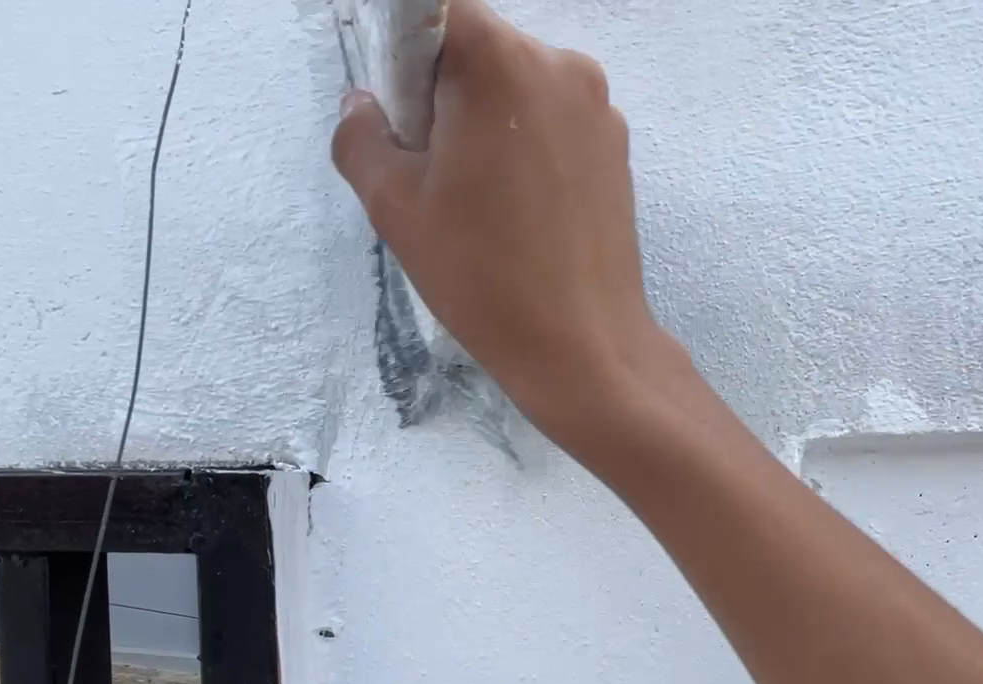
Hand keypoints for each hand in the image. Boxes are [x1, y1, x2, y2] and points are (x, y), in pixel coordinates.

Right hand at [332, 0, 686, 450]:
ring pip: (522, 95)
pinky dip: (533, 155)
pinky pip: (558, 131)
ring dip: (493, 130)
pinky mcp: (620, 155)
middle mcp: (562, 66)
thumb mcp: (394, 207)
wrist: (586, 350)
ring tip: (491, 210)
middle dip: (450, 99)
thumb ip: (361, 135)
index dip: (409, 60)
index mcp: (499, 60)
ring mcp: (601, 112)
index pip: (434, 12)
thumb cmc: (485, 279)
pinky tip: (529, 219)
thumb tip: (367, 106)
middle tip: (444, 180)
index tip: (409, 119)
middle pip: (482, 53)